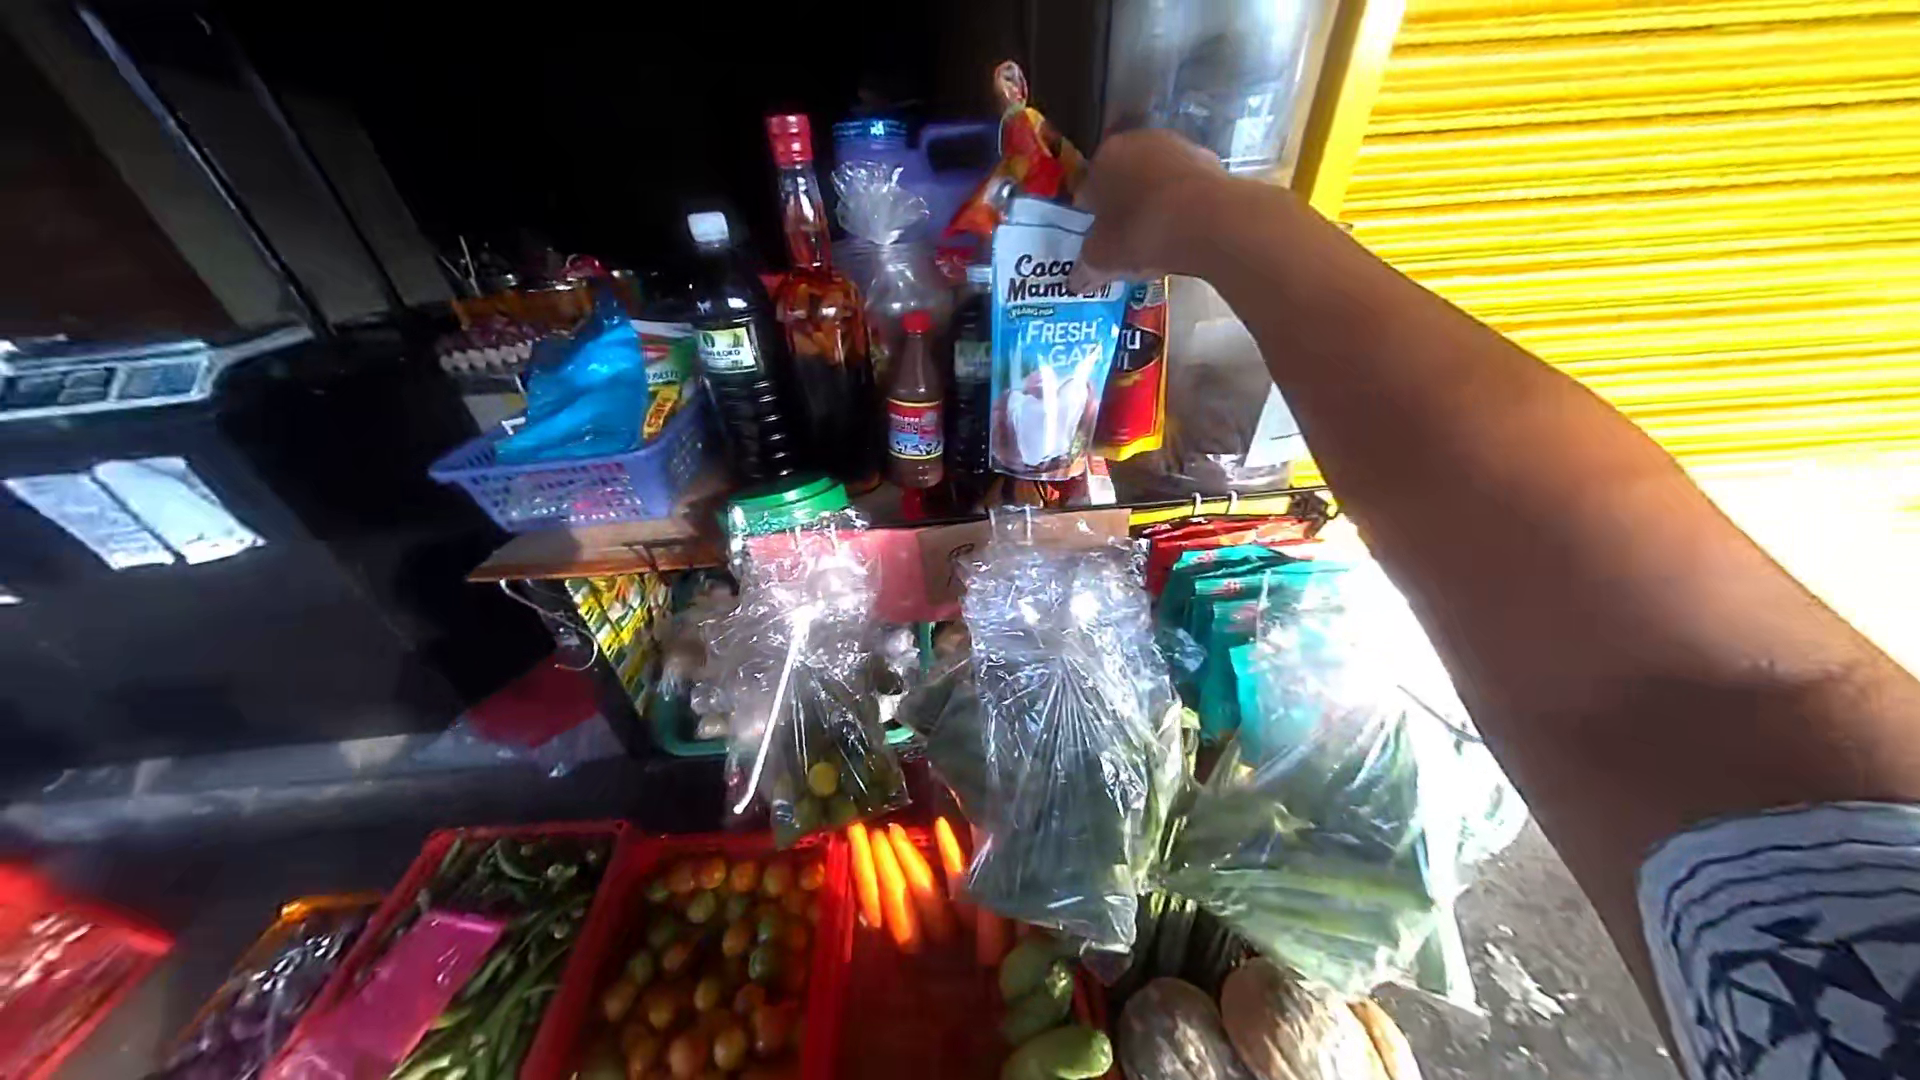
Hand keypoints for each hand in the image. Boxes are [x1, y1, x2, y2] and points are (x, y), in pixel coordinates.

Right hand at [1068, 130, 1227, 291]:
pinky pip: (1182, 190)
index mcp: (1103, 157)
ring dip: (1151, 208)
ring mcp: (1178, 146)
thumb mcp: (1101, 260)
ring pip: (1153, 183)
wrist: (1209, 222)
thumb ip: (1084, 268)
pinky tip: (1180, 235)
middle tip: (1122, 246)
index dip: (1088, 222)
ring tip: (1153, 244)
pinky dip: (1178, 209)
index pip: (1086, 192)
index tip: (1094, 245)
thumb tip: (1076, 280)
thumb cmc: (1140, 234)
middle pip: (1121, 182)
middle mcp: (1138, 140)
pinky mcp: (1209, 161)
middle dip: (1120, 211)